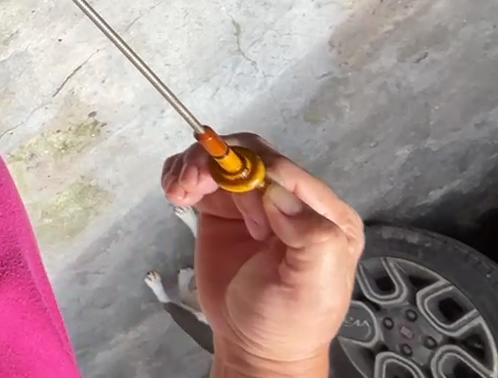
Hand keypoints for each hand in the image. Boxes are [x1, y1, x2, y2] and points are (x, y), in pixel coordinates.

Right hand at [161, 135, 364, 377]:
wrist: (252, 343)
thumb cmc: (286, 320)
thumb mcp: (309, 289)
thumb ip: (310, 239)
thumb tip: (277, 194)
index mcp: (323, 216)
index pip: (282, 170)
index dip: (246, 170)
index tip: (217, 192)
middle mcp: (289, 201)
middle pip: (246, 153)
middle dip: (211, 162)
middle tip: (187, 186)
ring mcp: (252, 201)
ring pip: (218, 156)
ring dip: (189, 166)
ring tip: (176, 193)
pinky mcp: (220, 205)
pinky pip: (197, 171)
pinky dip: (178, 173)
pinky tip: (174, 194)